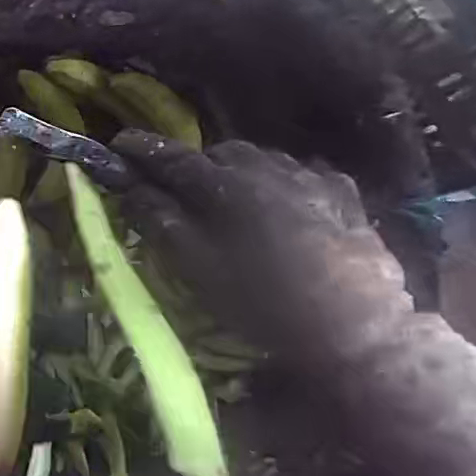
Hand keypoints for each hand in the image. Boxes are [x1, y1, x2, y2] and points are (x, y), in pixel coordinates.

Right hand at [110, 131, 410, 362]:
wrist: (356, 331)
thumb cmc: (261, 301)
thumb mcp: (196, 266)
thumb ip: (160, 220)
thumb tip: (132, 187)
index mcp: (226, 185)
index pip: (173, 157)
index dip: (143, 149)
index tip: (119, 143)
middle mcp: (268, 169)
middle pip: (219, 153)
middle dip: (195, 164)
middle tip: (181, 187)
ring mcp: (311, 179)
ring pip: (262, 159)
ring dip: (238, 171)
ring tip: (230, 194)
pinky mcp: (344, 198)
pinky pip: (303, 174)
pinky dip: (282, 180)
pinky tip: (283, 199)